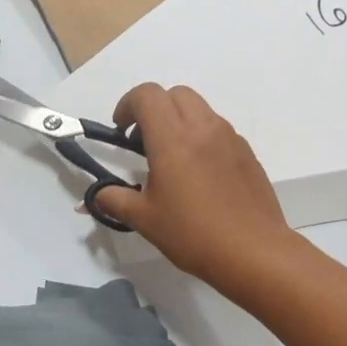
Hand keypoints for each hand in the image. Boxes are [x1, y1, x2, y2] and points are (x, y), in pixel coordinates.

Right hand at [93, 84, 297, 285]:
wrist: (252, 251)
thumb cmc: (191, 233)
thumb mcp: (144, 219)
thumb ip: (114, 200)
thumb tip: (94, 197)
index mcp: (173, 139)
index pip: (146, 95)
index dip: (127, 106)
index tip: (120, 132)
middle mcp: (203, 128)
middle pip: (174, 94)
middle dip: (153, 109)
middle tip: (142, 142)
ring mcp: (229, 138)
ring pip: (199, 109)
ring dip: (178, 121)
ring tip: (170, 159)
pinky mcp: (246, 152)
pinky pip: (218, 130)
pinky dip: (200, 137)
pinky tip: (197, 175)